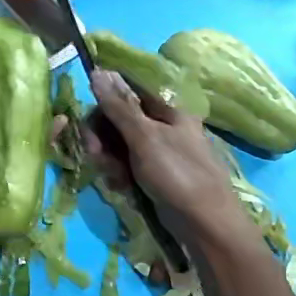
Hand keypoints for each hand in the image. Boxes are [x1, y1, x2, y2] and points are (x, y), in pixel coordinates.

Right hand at [88, 69, 252, 245]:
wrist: (205, 224)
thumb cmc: (178, 174)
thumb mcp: (145, 137)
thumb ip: (118, 106)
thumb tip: (97, 71)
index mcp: (166, 107)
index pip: (125, 90)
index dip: (103, 101)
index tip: (90, 120)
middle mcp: (160, 124)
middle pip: (116, 117)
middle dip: (101, 136)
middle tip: (94, 153)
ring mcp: (155, 149)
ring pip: (116, 142)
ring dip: (107, 158)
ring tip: (113, 177)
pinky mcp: (150, 172)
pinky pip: (123, 164)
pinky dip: (117, 174)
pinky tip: (119, 186)